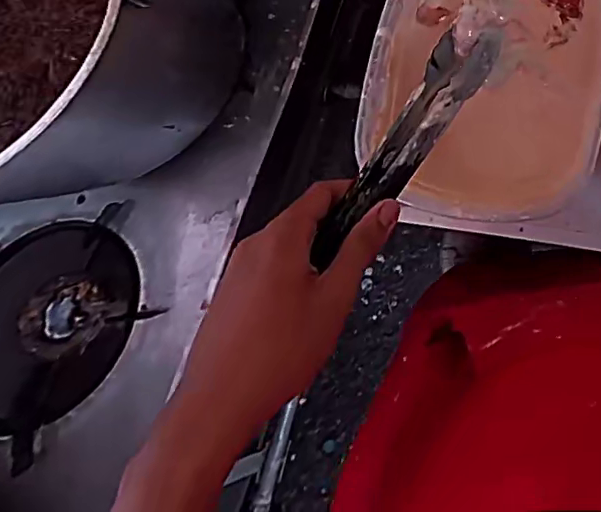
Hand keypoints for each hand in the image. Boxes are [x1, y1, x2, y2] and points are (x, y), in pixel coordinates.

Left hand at [159, 181, 396, 458]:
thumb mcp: (335, 295)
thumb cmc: (276, 356)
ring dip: (316, 252)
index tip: (374, 205)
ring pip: (287, 244)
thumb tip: (384, 210)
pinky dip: (293, 272)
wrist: (216, 409)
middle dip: (338, 227)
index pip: (322, 191)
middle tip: (362, 253)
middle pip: (304, 216)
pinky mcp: (230, 293)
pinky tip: (302, 311)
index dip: (353, 192)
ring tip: (334, 290)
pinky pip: (269, 266)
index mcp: (281, 237)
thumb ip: (362, 245)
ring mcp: (238, 269)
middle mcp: (255, 245)